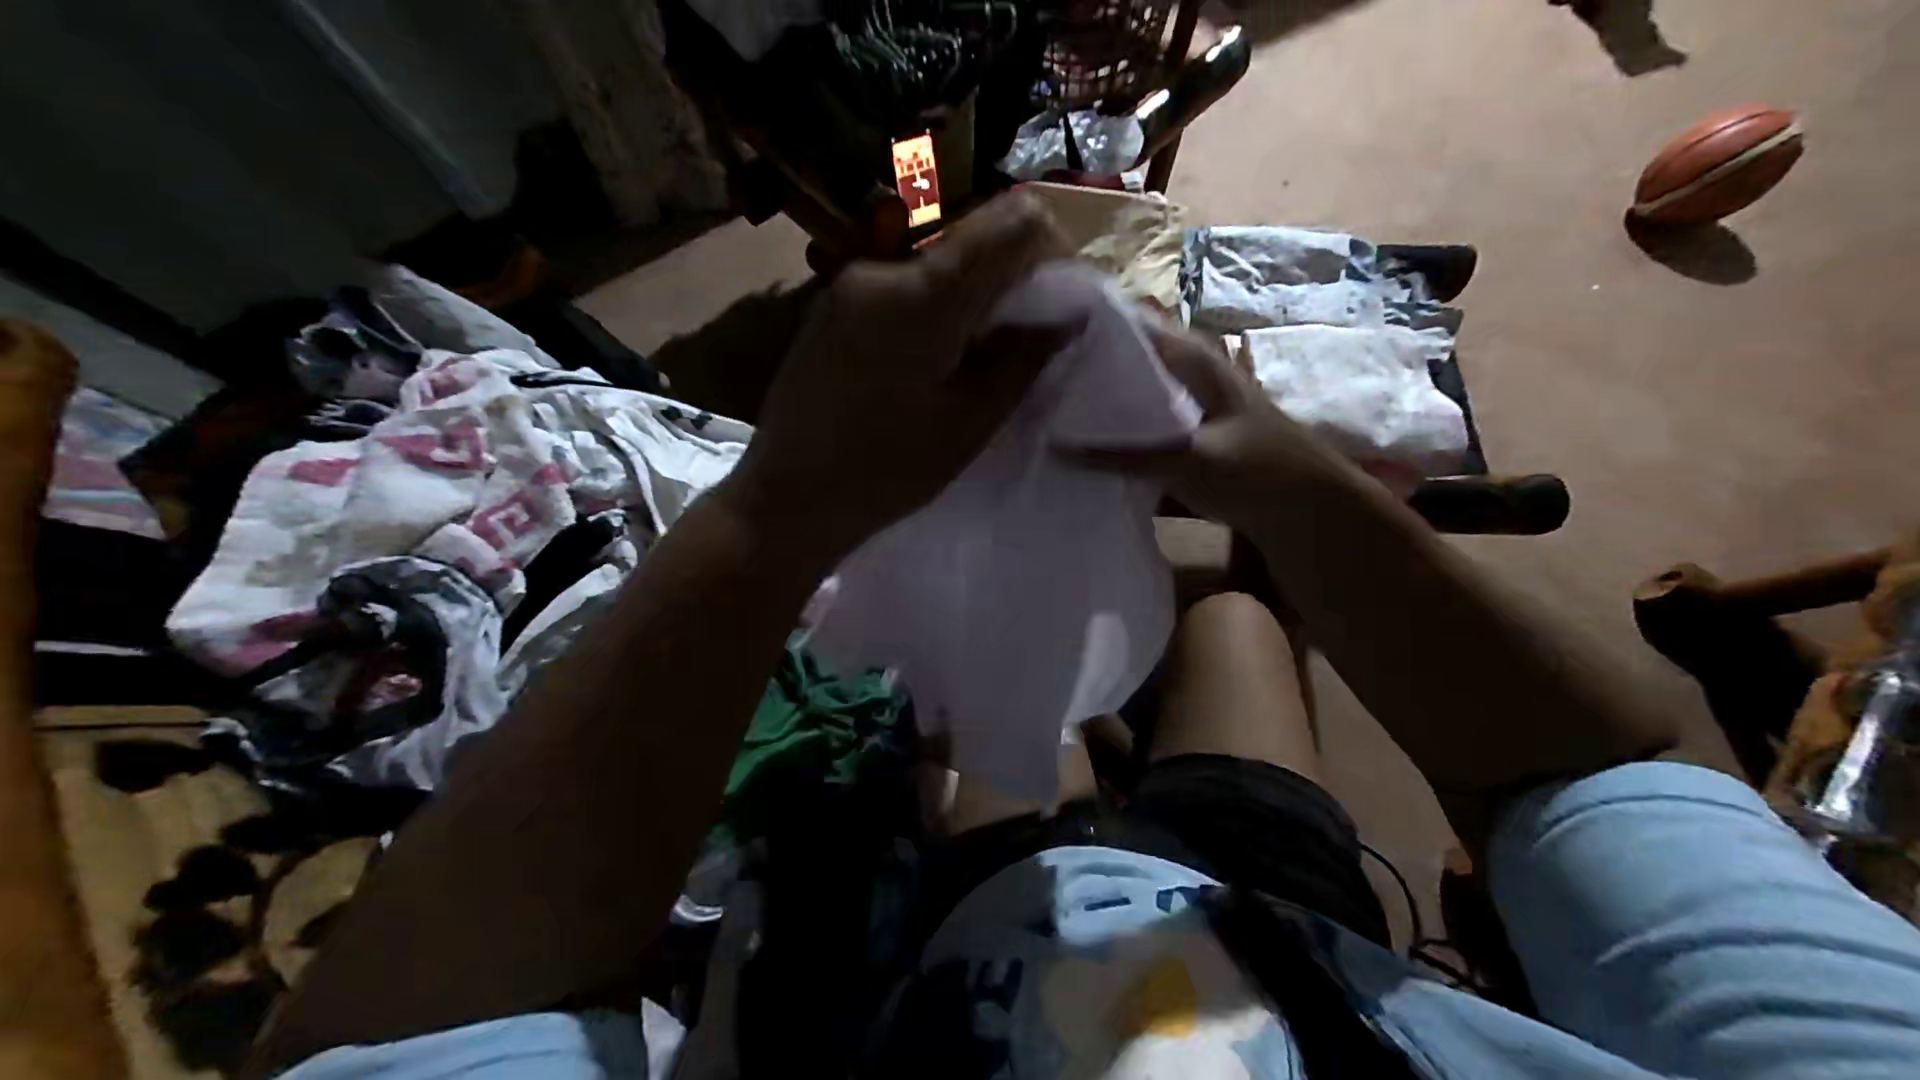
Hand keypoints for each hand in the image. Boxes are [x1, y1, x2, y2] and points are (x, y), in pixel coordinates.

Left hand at [724, 192, 1077, 560]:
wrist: (789, 496)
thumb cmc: (888, 469)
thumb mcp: (970, 421)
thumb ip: (1023, 357)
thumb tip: (1066, 314)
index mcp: (922, 292)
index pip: (1010, 221)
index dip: (1049, 249)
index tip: (1057, 300)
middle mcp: (882, 267)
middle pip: (970, 240)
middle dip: (1010, 279)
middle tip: (1021, 339)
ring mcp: (849, 284)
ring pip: (935, 265)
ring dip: (970, 298)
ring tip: (974, 359)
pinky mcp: (831, 306)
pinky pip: (900, 286)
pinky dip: (932, 309)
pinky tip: (928, 362)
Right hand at [1069, 322, 1355, 534]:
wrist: (1310, 510)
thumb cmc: (1258, 472)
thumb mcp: (1189, 460)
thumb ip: (1125, 455)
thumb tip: (1058, 447)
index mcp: (1197, 361)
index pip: (1138, 326)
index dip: (1095, 326)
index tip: (1048, 334)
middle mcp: (1193, 374)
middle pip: (1133, 359)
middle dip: (1092, 366)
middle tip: (1044, 378)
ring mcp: (1193, 405)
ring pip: (1138, 391)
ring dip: (1106, 399)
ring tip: (1057, 406)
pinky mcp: (1193, 435)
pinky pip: (1146, 423)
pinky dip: (1123, 428)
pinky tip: (1094, 442)